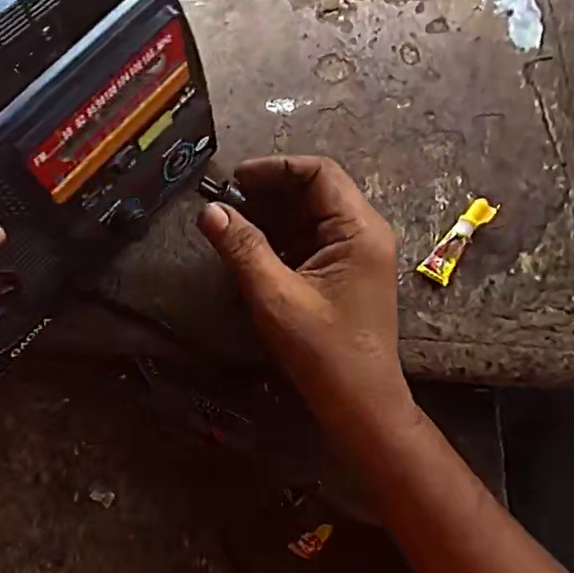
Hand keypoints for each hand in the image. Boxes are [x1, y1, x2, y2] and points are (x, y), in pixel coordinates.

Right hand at [196, 156, 407, 413]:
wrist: (361, 404)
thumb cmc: (324, 351)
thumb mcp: (276, 297)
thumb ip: (243, 249)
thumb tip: (209, 211)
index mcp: (359, 230)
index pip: (320, 173)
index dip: (275, 168)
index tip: (235, 178)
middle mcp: (364, 233)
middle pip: (315, 191)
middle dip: (269, 192)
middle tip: (225, 202)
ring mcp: (356, 253)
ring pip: (310, 215)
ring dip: (271, 215)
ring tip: (231, 223)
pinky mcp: (344, 272)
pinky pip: (310, 239)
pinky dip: (280, 238)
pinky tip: (250, 247)